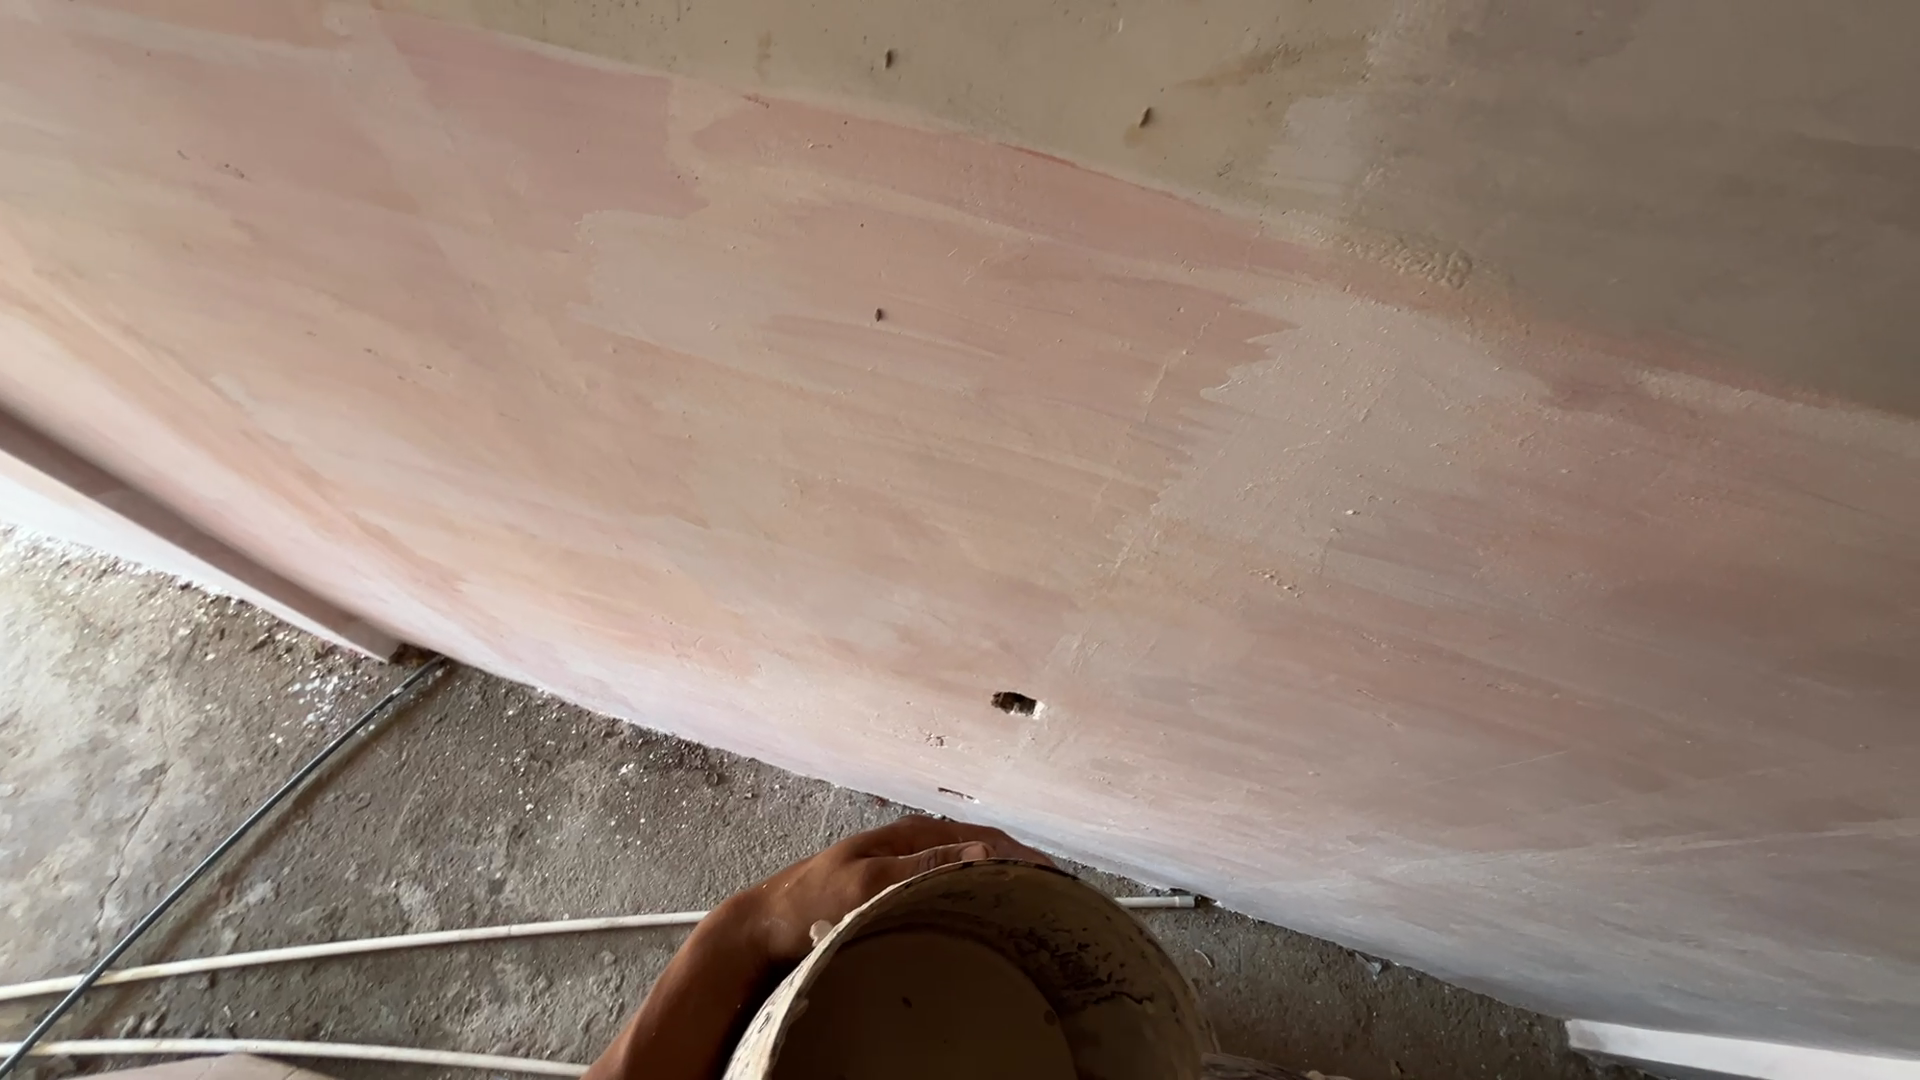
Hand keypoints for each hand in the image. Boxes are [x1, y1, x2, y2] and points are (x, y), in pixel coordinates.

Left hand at [725, 815, 1054, 960]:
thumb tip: (986, 853)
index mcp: (914, 832)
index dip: (1026, 857)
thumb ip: (923, 864)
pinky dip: (978, 890)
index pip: (987, 838)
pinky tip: (985, 911)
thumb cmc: (809, 901)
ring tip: (1033, 904)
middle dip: (1023, 866)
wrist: (764, 925)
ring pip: (970, 864)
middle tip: (1058, 898)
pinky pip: (951, 881)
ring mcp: (907, 862)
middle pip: (984, 848)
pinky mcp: (897, 885)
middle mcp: (916, 841)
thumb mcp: (867, 883)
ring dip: (1003, 878)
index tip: (1059, 882)